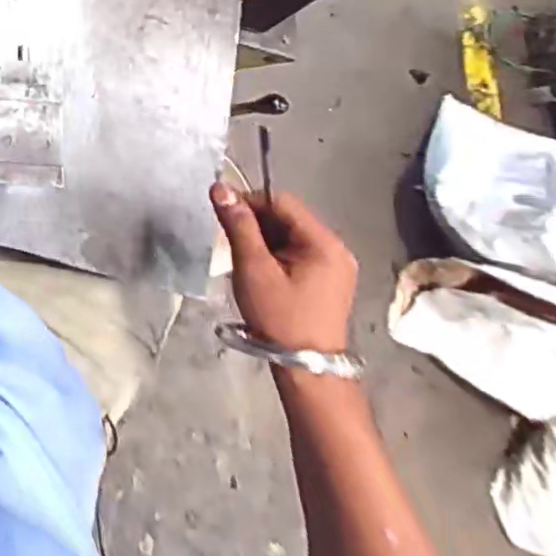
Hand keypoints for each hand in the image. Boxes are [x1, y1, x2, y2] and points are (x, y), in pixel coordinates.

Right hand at [211, 183, 357, 352]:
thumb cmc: (279, 316)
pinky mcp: (328, 278)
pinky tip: (259, 270)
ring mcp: (335, 264)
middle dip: (255, 223)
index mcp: (324, 242)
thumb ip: (238, 225)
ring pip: (289, 234)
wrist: (305, 369)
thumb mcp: (253, 268)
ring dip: (263, 239)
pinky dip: (274, 253)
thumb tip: (220, 187)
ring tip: (244, 259)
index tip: (224, 218)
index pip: (281, 201)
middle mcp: (335, 247)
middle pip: (287, 216)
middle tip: (230, 243)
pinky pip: (296, 251)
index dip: (249, 203)